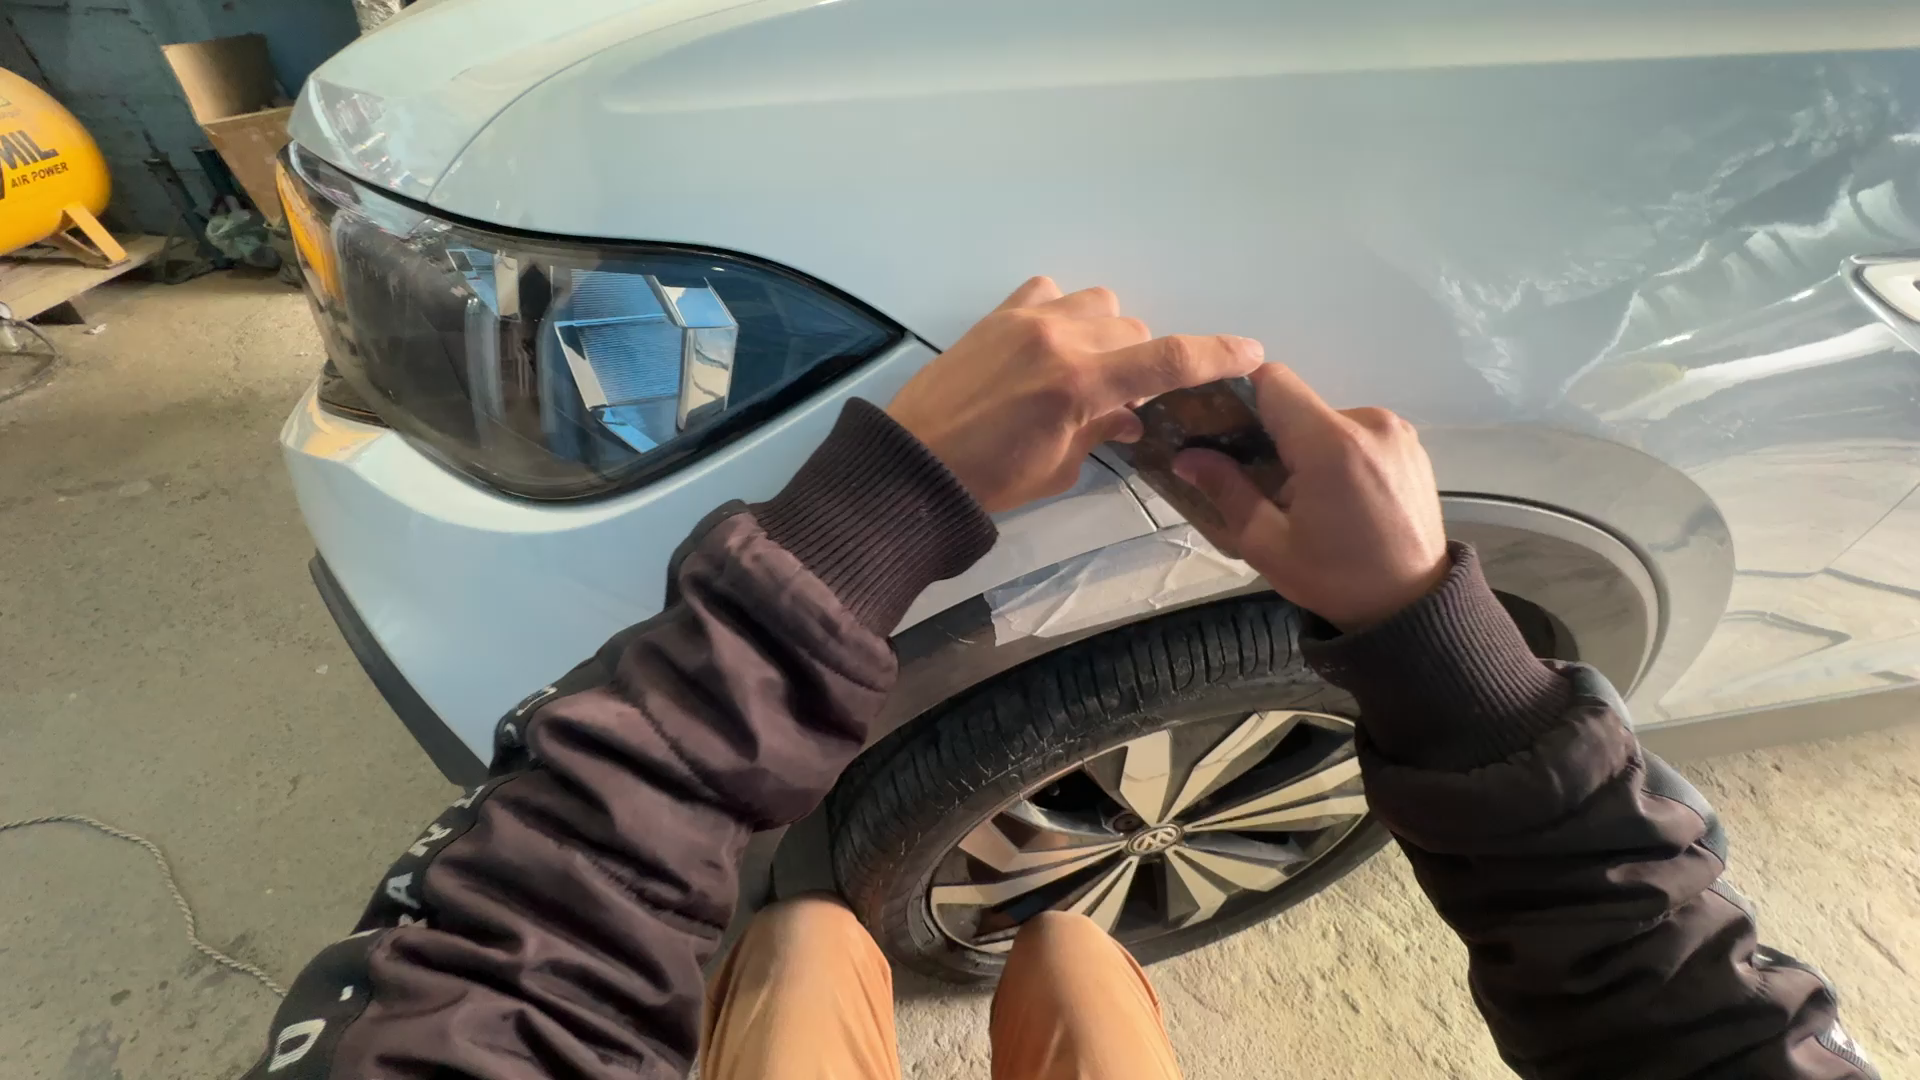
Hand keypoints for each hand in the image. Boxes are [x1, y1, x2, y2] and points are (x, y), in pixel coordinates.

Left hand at [888, 277, 1264, 512]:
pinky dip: (1061, 311)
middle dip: (1139, 364)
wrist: (915, 463)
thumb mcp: (1058, 468)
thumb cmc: (990, 481)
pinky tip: (1048, 342)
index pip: (1166, 360)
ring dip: (1105, 333)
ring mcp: (1025, 319)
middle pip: (1134, 329)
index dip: (1214, 355)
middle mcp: (1060, 338)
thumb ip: (1102, 432)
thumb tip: (1130, 417)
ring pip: (1097, 302)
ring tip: (1084, 367)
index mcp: (1080, 386)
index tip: (1247, 353)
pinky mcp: (995, 316)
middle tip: (1120, 400)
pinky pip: (1048, 290)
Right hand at [1171, 364, 1447, 631]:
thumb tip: (1185, 456)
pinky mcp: (1409, 446)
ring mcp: (1395, 432)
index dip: (1238, 395)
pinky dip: (1333, 453)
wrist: (1413, 606)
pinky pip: (1354, 433)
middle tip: (1254, 480)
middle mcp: (1369, 422)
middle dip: (1269, 434)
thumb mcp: (1267, 543)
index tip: (1218, 426)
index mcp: (1331, 444)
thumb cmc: (1335, 578)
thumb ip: (1226, 490)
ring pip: (1324, 419)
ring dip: (1302, 446)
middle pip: (1297, 404)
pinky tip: (1332, 495)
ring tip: (1298, 495)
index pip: (1272, 381)